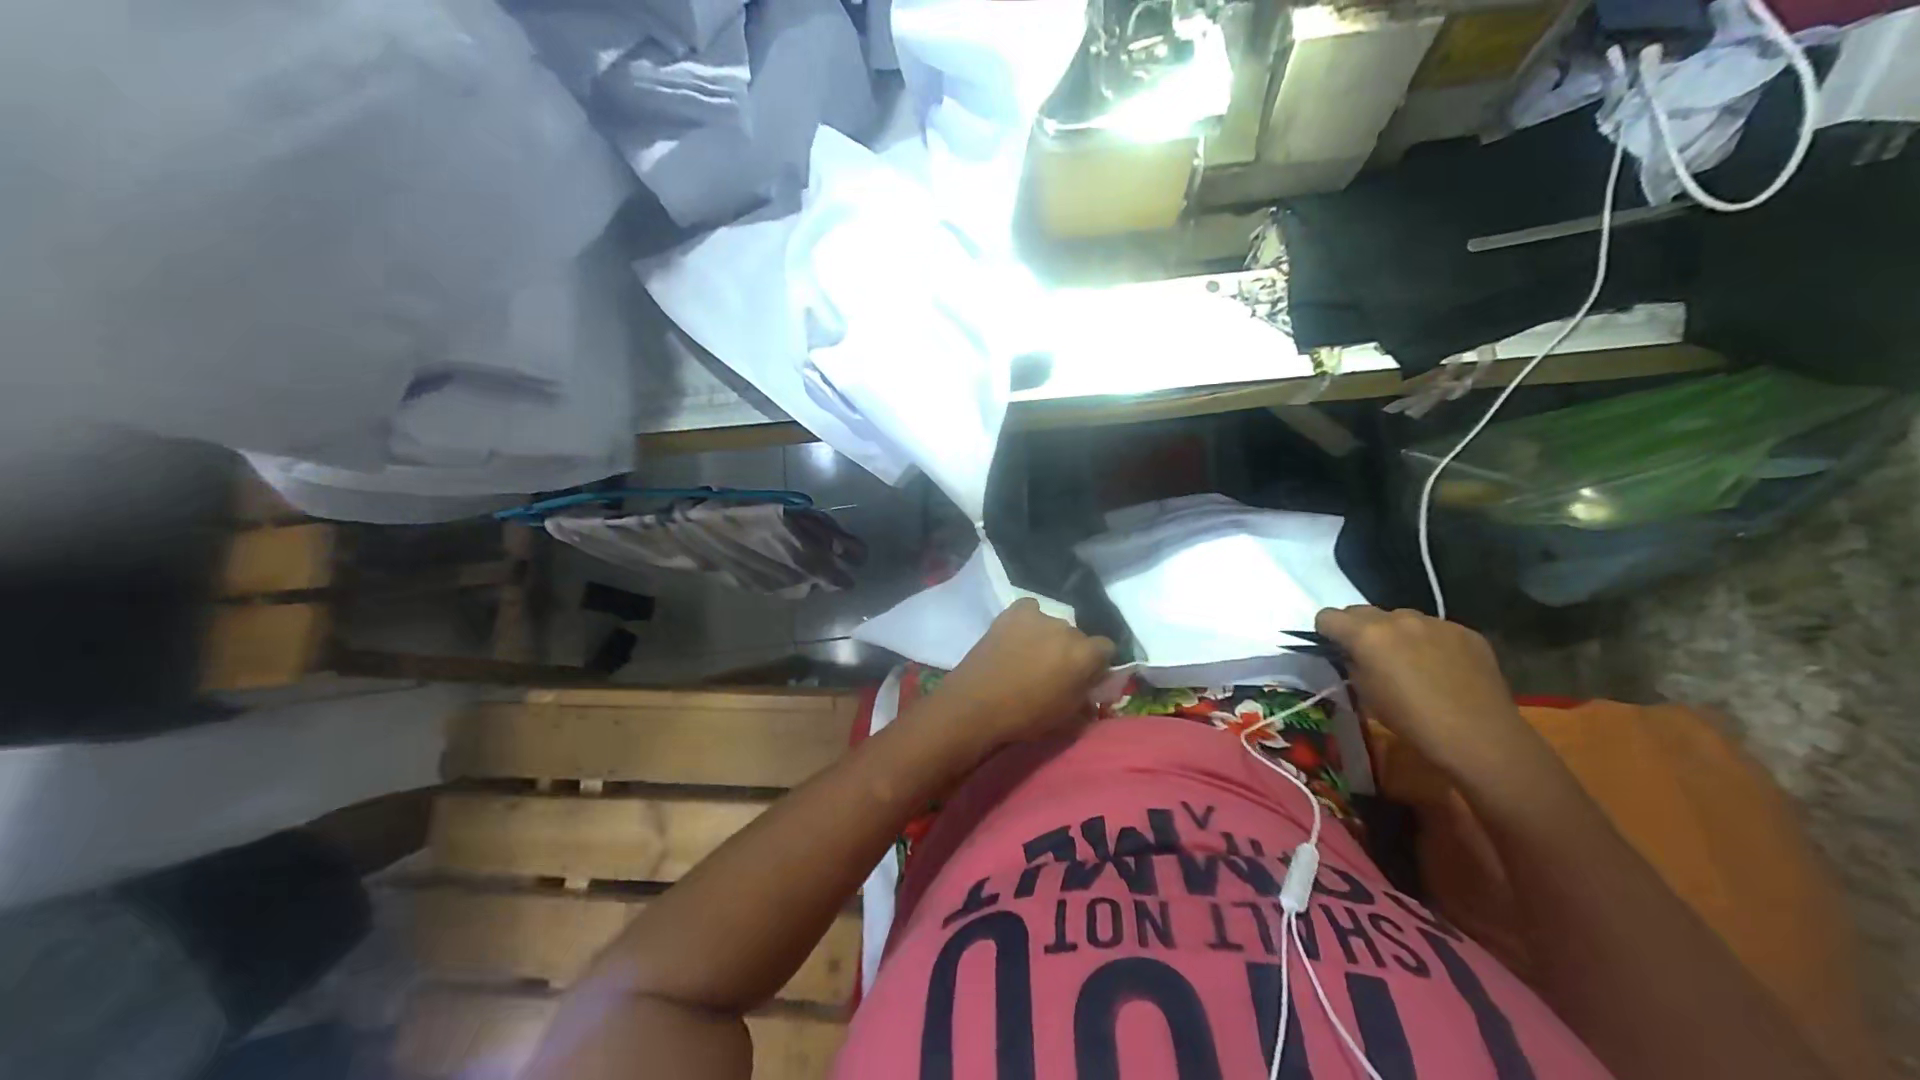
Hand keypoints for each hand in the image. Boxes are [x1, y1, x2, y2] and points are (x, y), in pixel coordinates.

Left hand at [928, 598, 1114, 751]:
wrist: (977, 703)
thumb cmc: (1025, 717)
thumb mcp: (1067, 719)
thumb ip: (1087, 701)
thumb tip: (1092, 695)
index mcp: (1086, 654)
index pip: (1106, 648)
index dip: (1097, 663)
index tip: (1084, 677)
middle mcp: (1068, 629)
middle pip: (1078, 636)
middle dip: (1070, 650)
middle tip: (1052, 669)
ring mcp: (1039, 616)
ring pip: (1053, 624)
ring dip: (1048, 636)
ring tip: (1028, 654)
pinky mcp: (1013, 611)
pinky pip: (1030, 609)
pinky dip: (1027, 620)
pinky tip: (1016, 636)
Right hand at [1314, 605, 1546, 784]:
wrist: (1479, 736)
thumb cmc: (1411, 720)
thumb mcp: (1365, 694)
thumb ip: (1352, 664)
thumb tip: (1352, 654)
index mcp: (1367, 634)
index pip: (1328, 616)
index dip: (1327, 632)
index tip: (1336, 650)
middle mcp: (1399, 619)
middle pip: (1363, 612)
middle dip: (1360, 630)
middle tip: (1372, 658)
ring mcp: (1436, 622)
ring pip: (1401, 618)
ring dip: (1397, 634)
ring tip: (1412, 663)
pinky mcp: (1466, 632)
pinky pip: (1435, 629)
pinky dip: (1430, 642)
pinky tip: (1443, 669)